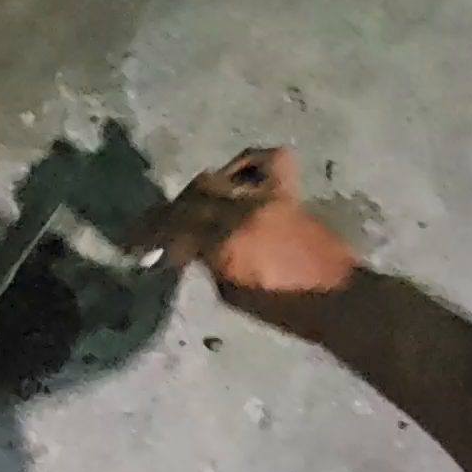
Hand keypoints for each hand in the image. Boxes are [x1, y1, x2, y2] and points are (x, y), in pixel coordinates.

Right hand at [129, 147, 356, 293]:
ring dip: (195, 193)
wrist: (338, 300)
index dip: (148, 234)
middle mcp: (243, 211)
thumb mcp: (230, 293)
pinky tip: (233, 179)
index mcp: (226, 243)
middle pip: (189, 197)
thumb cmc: (282, 308)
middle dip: (166, 213)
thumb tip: (189, 248)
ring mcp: (267, 198)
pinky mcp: (287, 193)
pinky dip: (243, 165)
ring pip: (215, 177)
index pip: (174, 227)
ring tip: (189, 208)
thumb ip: (206, 261)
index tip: (133, 245)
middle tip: (154, 229)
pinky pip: (263, 162)